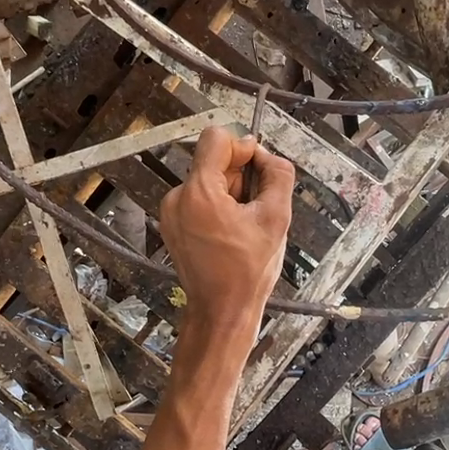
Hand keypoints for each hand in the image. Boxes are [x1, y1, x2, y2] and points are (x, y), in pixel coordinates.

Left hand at [161, 126, 293, 344]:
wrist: (222, 311)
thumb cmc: (248, 272)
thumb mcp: (276, 219)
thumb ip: (278, 176)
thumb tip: (267, 157)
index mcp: (199, 192)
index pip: (216, 139)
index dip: (243, 148)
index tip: (259, 171)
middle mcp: (177, 197)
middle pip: (213, 162)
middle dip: (239, 178)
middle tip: (254, 210)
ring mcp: (170, 213)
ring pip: (207, 182)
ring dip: (230, 195)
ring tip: (243, 227)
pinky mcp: (171, 226)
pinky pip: (198, 201)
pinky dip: (217, 209)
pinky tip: (230, 234)